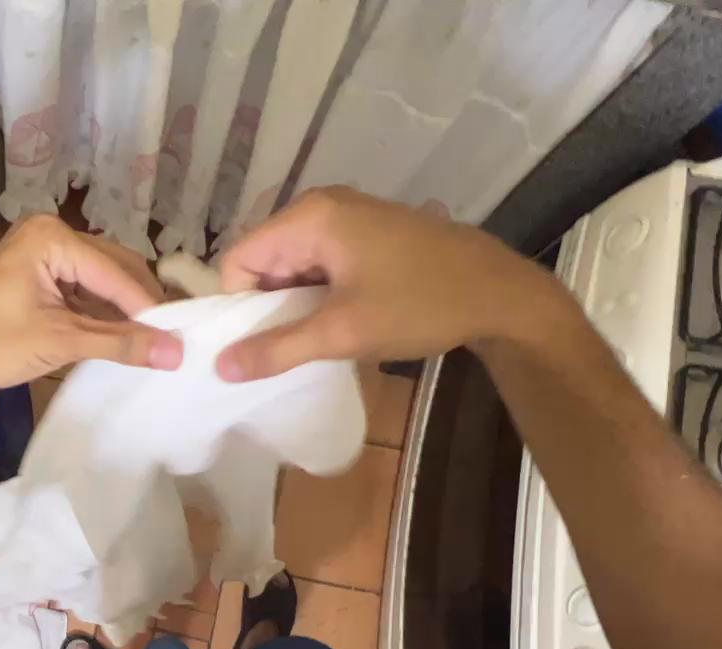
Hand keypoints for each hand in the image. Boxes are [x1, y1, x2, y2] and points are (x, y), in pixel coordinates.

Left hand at [0, 215, 182, 404]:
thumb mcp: (60, 342)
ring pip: (99, 281)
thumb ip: (119, 344)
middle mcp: (49, 234)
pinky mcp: (35, 279)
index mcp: (51, 237)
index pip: (115, 271)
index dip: (148, 306)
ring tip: (153, 340)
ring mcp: (40, 256)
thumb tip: (175, 354)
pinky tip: (122, 337)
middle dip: (139, 304)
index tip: (179, 336)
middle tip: (171, 337)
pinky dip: (100, 314)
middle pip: (112, 268)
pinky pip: (80, 292)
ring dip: (122, 311)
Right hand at [214, 187, 572, 380]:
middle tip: (287, 348)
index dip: (240, 308)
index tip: (257, 347)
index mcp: (310, 218)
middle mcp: (321, 208)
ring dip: (292, 308)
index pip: (238, 262)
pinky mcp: (362, 237)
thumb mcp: (342, 333)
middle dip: (266, 309)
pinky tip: (333, 325)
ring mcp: (344, 220)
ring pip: (289, 270)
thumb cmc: (420, 306)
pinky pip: (315, 269)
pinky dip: (315, 299)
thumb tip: (221, 368)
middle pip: (261, 263)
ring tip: (313, 340)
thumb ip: (277, 349)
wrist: (500, 295)